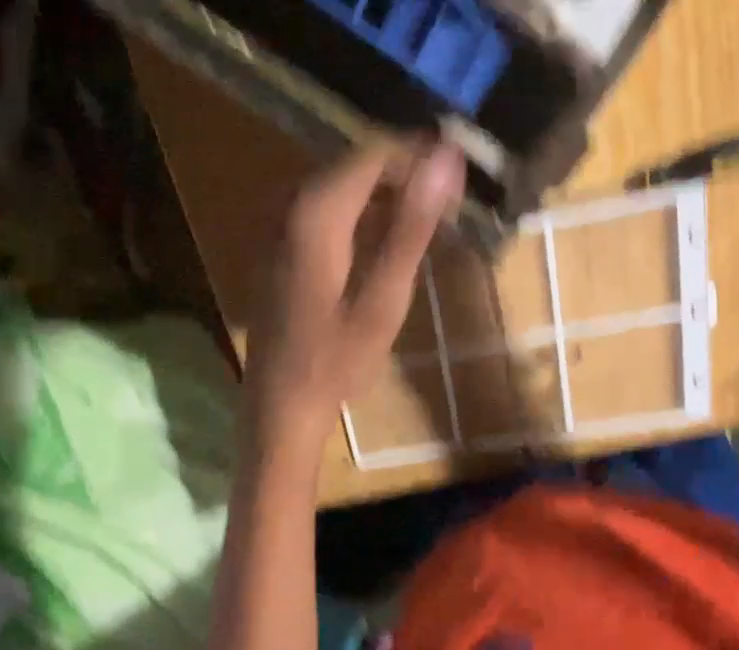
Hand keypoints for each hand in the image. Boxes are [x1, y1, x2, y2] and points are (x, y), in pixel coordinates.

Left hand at [244, 142, 464, 448]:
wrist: (280, 406)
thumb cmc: (336, 362)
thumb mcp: (384, 300)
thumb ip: (412, 227)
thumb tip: (447, 159)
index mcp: (316, 214)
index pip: (375, 153)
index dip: (420, 158)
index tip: (459, 181)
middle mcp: (290, 207)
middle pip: (355, 166)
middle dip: (404, 176)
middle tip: (448, 206)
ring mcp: (279, 228)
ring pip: (341, 188)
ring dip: (385, 198)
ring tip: (426, 225)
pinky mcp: (280, 249)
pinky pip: (325, 213)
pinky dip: (360, 218)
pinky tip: (385, 246)